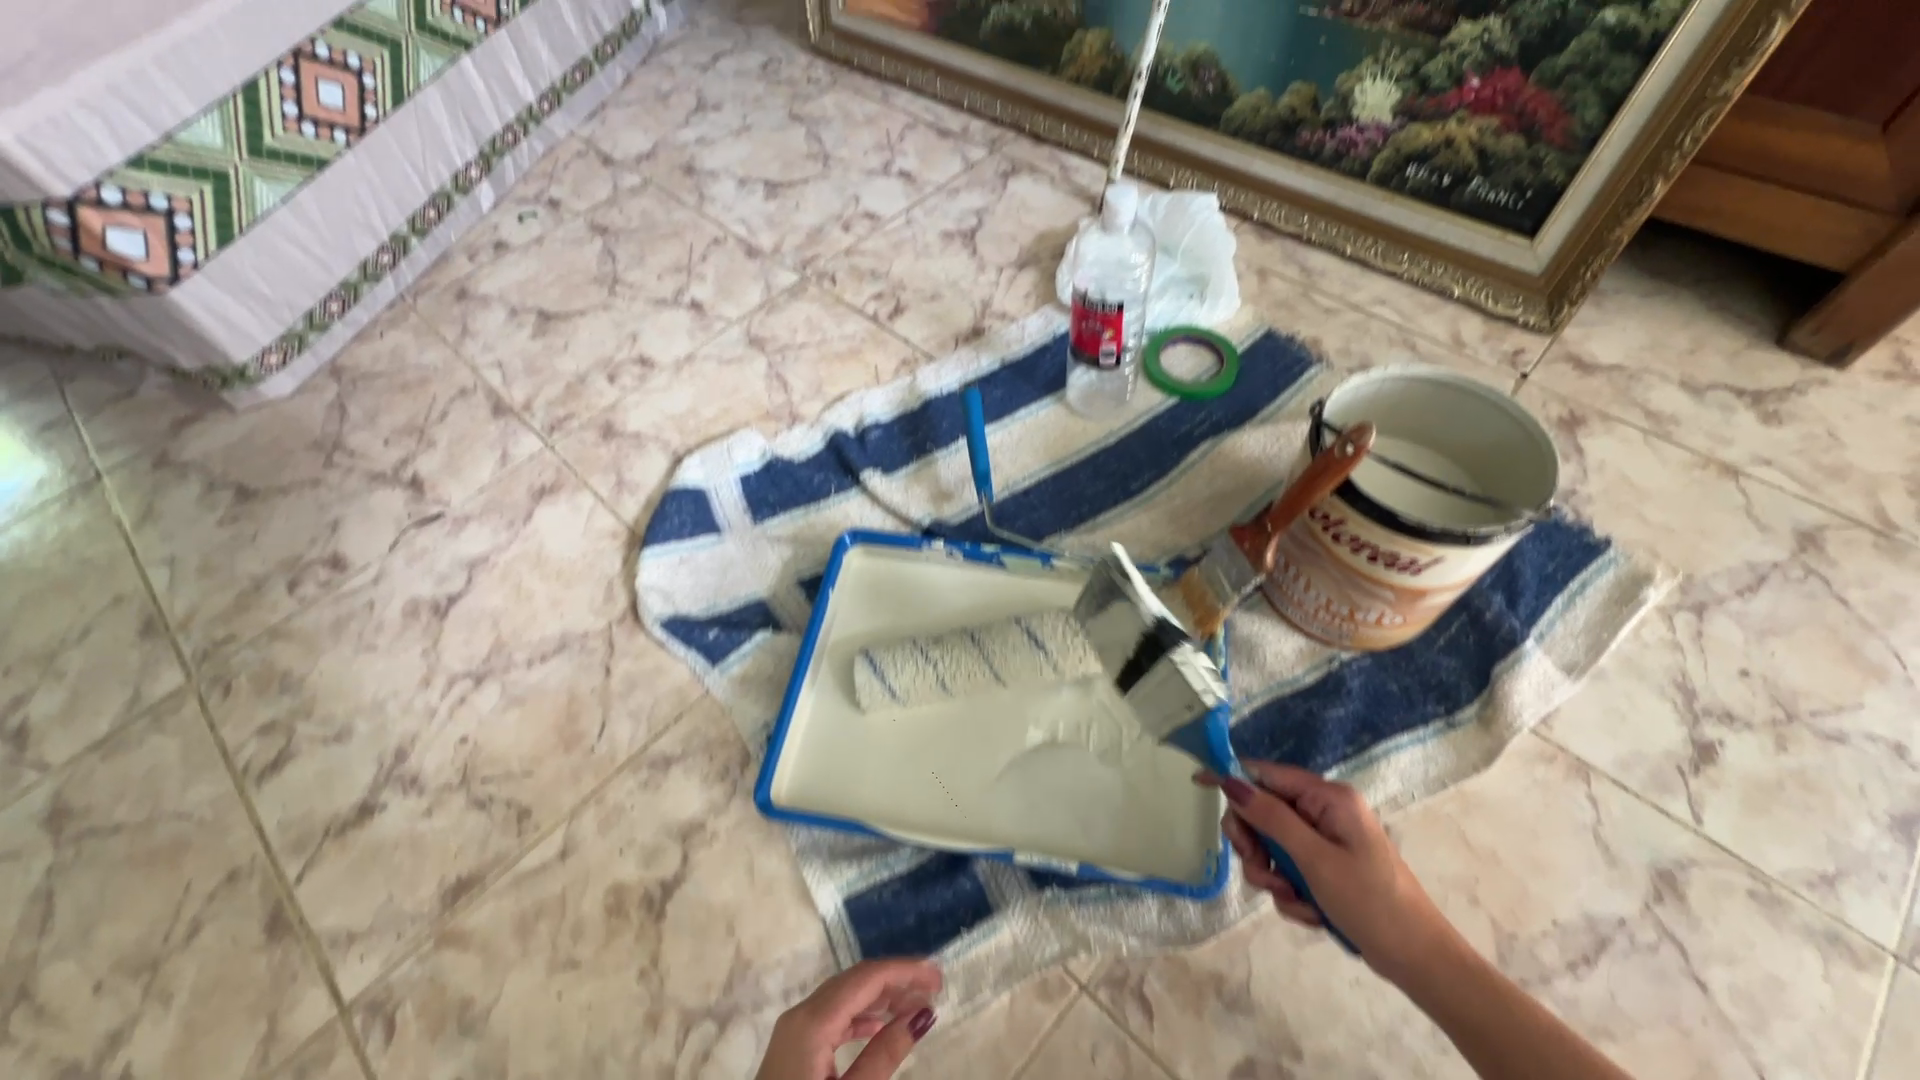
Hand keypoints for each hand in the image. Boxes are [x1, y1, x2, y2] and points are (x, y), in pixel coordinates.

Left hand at [754, 958, 941, 1079]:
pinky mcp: (794, 1046)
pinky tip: (880, 1026)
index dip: (904, 971)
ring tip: (915, 1008)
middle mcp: (801, 1015)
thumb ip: (885, 1055)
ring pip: (843, 996)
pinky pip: (832, 1016)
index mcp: (813, 1022)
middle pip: (854, 981)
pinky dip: (861, 1015)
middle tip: (933, 990)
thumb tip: (921, 1016)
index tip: (938, 978)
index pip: (866, 978)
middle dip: (895, 981)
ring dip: (880, 997)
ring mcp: (794, 1030)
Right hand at [1198, 762, 1460, 983]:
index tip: (1197, 782)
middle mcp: (1325, 813)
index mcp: (1328, 798)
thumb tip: (1231, 782)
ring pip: (1271, 846)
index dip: (1233, 778)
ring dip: (1273, 876)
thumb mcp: (1314, 859)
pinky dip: (1290, 893)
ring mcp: (1325, 841)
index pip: (1267, 775)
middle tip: (1263, 872)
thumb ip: (1271, 818)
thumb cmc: (1370, 902)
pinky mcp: (1325, 868)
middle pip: (1263, 812)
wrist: (1418, 959)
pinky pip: (1287, 871)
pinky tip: (1311, 913)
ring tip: (1296, 901)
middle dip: (1257, 846)